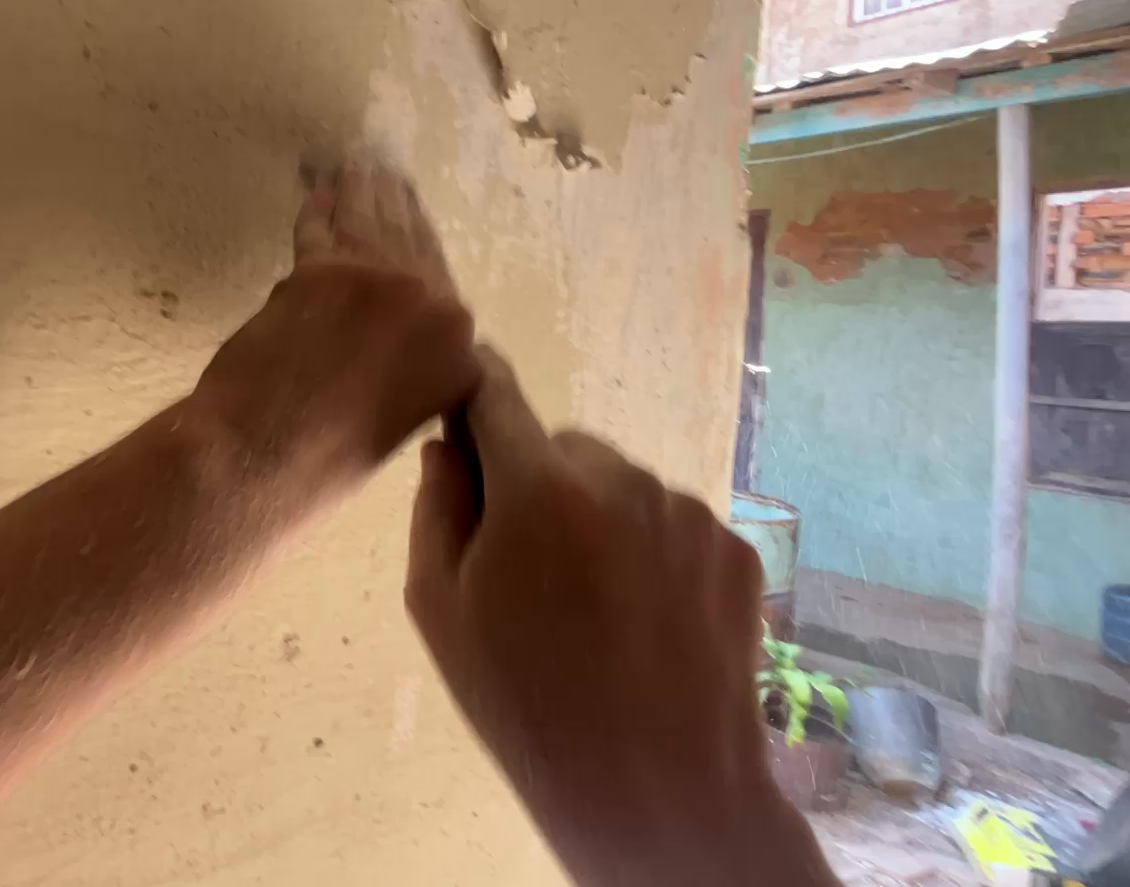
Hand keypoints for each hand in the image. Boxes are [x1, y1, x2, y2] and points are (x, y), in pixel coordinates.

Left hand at [192, 164, 476, 496]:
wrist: (263, 454)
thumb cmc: (327, 460)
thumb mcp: (392, 420)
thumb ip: (405, 370)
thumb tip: (388, 341)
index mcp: (458, 354)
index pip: (441, 288)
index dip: (422, 251)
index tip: (415, 224)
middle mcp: (429, 305)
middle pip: (410, 245)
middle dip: (397, 209)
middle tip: (390, 178)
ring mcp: (377, 281)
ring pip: (370, 226)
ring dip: (362, 194)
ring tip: (361, 170)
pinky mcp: (322, 269)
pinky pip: (320, 228)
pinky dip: (317, 208)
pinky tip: (321, 190)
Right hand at [404, 346, 836, 886]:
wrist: (658, 795)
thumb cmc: (521, 699)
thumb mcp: (438, 605)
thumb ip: (434, 507)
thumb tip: (446, 446)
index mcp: (538, 491)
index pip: (497, 397)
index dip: (474, 380)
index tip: (464, 373)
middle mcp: (622, 480)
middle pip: (556, 445)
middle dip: (531, 478)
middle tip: (523, 557)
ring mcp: (688, 513)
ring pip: (613, 480)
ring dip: (588, 509)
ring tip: (586, 594)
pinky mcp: (735, 549)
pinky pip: (664, 516)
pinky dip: (640, 540)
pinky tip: (637, 609)